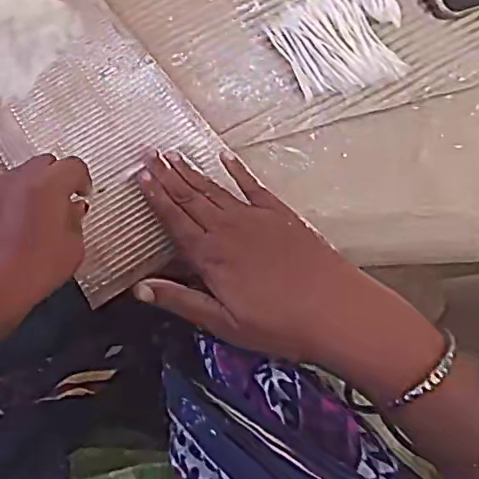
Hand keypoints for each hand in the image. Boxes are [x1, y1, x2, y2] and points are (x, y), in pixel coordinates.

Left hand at [0, 154, 92, 337]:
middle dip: (58, 178)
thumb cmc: (34, 269)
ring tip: (39, 217)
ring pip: (24, 174)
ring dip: (35, 186)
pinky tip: (17, 224)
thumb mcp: (72, 248)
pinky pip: (6, 187)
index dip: (82, 180)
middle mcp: (21, 176)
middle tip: (63, 204)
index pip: (73, 166)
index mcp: (48, 183)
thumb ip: (75, 219)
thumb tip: (72, 207)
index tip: (83, 195)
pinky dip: (16, 196)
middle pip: (46, 163)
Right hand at [133, 150, 441, 378]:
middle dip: (166, 174)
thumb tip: (138, 289)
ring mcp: (254, 218)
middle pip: (189, 196)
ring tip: (171, 153)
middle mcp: (227, 229)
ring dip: (190, 170)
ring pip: (213, 189)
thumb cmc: (280, 325)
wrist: (340, 312)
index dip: (155, 196)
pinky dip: (237, 170)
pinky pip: (252, 186)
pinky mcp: (281, 215)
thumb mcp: (223, 323)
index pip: (174, 218)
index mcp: (209, 255)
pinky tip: (224, 157)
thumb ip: (180, 300)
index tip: (140, 175)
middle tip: (147, 152)